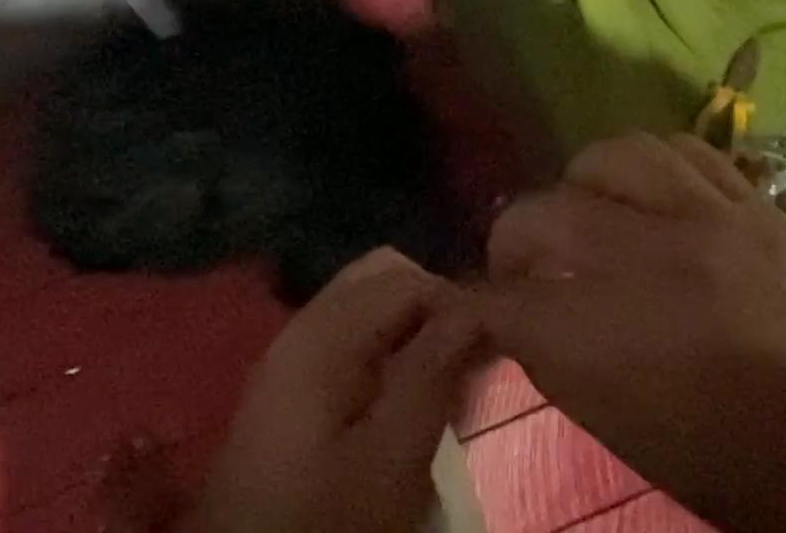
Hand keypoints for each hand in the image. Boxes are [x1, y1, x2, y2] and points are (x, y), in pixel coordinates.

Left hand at [185, 249, 478, 532]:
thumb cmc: (327, 517)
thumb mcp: (394, 456)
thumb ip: (433, 373)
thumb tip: (473, 309)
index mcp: (324, 331)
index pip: (405, 279)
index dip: (456, 305)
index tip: (494, 351)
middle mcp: (303, 323)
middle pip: (381, 278)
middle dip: (433, 309)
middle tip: (469, 366)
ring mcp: (292, 350)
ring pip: (366, 306)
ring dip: (411, 330)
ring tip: (445, 385)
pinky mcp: (291, 380)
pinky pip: (350, 337)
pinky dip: (387, 351)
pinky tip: (406, 398)